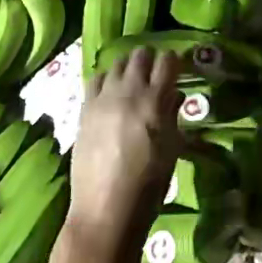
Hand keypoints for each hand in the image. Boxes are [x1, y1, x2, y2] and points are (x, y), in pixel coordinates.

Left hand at [70, 47, 183, 239]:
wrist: (106, 207)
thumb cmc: (148, 185)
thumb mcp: (171, 150)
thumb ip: (172, 117)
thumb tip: (174, 94)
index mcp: (155, 101)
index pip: (167, 61)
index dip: (173, 61)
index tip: (176, 67)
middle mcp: (128, 90)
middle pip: (140, 55)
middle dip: (150, 59)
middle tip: (154, 72)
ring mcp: (104, 96)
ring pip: (117, 63)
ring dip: (127, 67)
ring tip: (131, 82)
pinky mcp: (85, 106)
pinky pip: (96, 78)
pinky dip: (105, 79)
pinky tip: (109, 93)